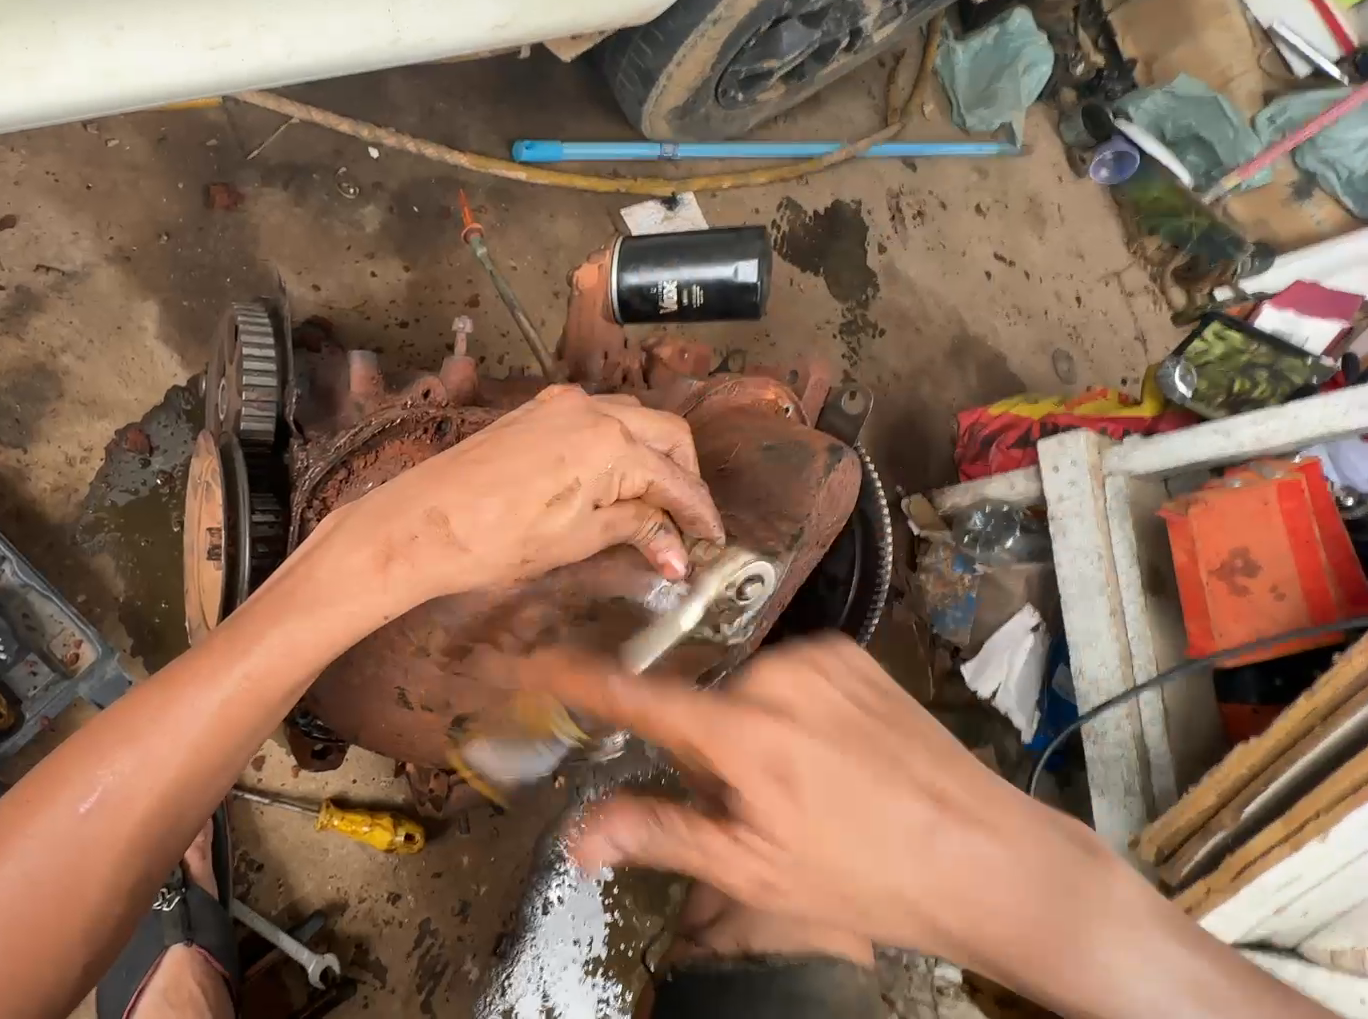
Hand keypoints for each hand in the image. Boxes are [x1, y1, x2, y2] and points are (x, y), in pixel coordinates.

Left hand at [305, 385, 724, 608]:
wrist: (421, 521)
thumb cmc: (497, 539)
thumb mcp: (576, 539)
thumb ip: (636, 530)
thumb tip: (680, 551)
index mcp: (611, 443)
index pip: (675, 478)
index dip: (699, 513)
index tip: (713, 540)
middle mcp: (592, 410)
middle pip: (665, 434)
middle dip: (683, 475)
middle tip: (687, 520)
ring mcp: (559, 404)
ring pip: (631, 418)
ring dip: (651, 454)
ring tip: (652, 501)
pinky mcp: (534, 410)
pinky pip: (594, 416)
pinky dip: (616, 442)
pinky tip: (612, 474)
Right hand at [538, 634, 1109, 970]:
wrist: (996, 860)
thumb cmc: (866, 878)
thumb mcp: (754, 872)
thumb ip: (658, 835)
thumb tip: (576, 837)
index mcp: (743, 735)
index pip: (633, 693)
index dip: (575, 676)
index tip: (532, 659)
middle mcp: (773, 677)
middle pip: (692, 696)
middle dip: (694, 739)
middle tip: (738, 794)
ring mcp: (814, 656)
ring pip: (736, 682)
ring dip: (739, 720)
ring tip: (794, 777)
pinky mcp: (845, 650)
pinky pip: (780, 668)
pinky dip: (779, 700)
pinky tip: (822, 745)